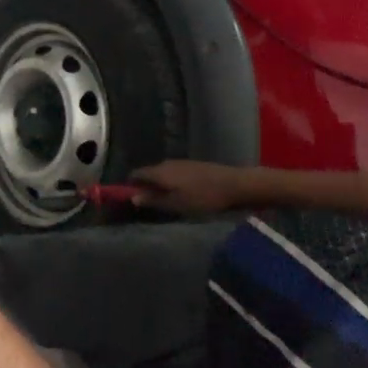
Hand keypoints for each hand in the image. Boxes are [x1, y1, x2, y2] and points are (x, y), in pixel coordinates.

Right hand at [129, 161, 268, 215]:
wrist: (235, 184)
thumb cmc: (204, 197)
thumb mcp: (178, 204)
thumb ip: (155, 201)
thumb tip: (133, 198)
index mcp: (158, 172)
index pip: (136, 174)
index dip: (131, 184)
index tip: (133, 196)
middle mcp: (165, 163)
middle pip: (149, 172)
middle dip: (148, 185)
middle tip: (153, 201)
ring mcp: (180, 162)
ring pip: (163, 172)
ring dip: (162, 183)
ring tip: (170, 198)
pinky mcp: (193, 165)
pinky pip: (176, 172)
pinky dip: (174, 181)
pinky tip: (186, 191)